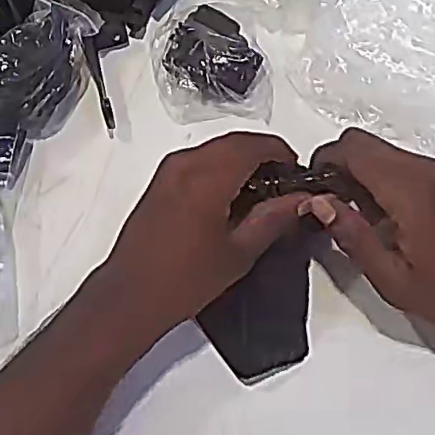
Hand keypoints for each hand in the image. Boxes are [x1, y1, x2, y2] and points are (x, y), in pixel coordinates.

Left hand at [91, 131, 311, 339]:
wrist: (134, 291)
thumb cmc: (185, 278)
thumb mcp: (239, 252)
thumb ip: (273, 218)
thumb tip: (300, 200)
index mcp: (205, 177)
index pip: (250, 145)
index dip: (278, 150)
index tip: (296, 167)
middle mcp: (185, 164)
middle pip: (232, 142)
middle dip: (262, 154)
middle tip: (285, 181)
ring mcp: (170, 169)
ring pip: (215, 149)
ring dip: (241, 159)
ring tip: (264, 191)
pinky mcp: (162, 178)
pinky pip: (198, 158)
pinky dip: (221, 165)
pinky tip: (235, 195)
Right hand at [307, 129, 434, 353]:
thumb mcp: (392, 279)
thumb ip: (351, 234)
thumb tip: (318, 202)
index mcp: (408, 189)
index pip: (350, 149)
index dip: (323, 163)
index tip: (314, 191)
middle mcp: (422, 170)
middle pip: (360, 141)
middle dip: (337, 164)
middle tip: (333, 202)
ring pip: (377, 149)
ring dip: (357, 171)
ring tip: (359, 214)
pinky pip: (396, 162)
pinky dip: (378, 176)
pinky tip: (382, 214)